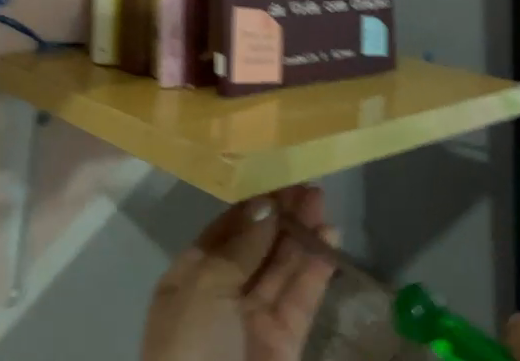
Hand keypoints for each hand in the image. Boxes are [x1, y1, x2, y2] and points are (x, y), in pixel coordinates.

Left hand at [141, 185, 337, 360]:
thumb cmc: (192, 343)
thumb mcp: (205, 286)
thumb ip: (238, 247)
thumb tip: (263, 207)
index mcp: (190, 276)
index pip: (223, 231)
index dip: (250, 206)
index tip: (276, 177)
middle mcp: (222, 293)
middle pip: (256, 246)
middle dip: (280, 216)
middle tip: (307, 183)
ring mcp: (254, 319)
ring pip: (281, 268)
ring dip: (301, 235)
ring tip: (321, 200)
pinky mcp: (284, 342)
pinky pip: (300, 298)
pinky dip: (315, 269)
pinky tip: (329, 238)